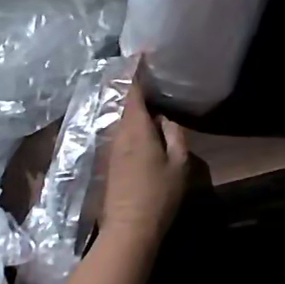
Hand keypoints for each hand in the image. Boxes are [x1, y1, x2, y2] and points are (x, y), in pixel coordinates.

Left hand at [98, 79, 189, 249]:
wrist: (128, 229)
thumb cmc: (158, 195)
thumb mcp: (178, 165)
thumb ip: (174, 135)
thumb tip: (164, 119)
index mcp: (135, 127)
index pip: (131, 89)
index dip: (134, 69)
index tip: (141, 54)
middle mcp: (116, 130)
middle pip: (118, 97)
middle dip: (126, 80)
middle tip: (138, 67)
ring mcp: (108, 145)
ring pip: (115, 112)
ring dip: (124, 98)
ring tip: (137, 88)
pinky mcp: (106, 158)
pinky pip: (114, 126)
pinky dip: (121, 115)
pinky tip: (132, 119)